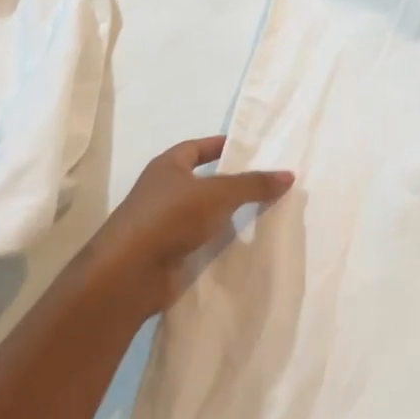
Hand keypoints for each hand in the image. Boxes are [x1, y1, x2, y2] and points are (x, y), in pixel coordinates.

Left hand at [81, 137, 293, 316]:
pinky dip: (220, 239)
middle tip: (266, 182)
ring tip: (264, 211)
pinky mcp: (169, 251)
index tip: (250, 150)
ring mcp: (164, 223)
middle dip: (231, 181)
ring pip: (203, 212)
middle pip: (202, 180)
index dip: (221, 146)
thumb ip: (253, 184)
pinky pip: (202, 239)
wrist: (130, 272)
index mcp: (167, 167)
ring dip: (227, 213)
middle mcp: (163, 191)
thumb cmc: (170, 218)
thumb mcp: (218, 193)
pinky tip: (245, 242)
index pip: (197, 148)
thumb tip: (288, 175)